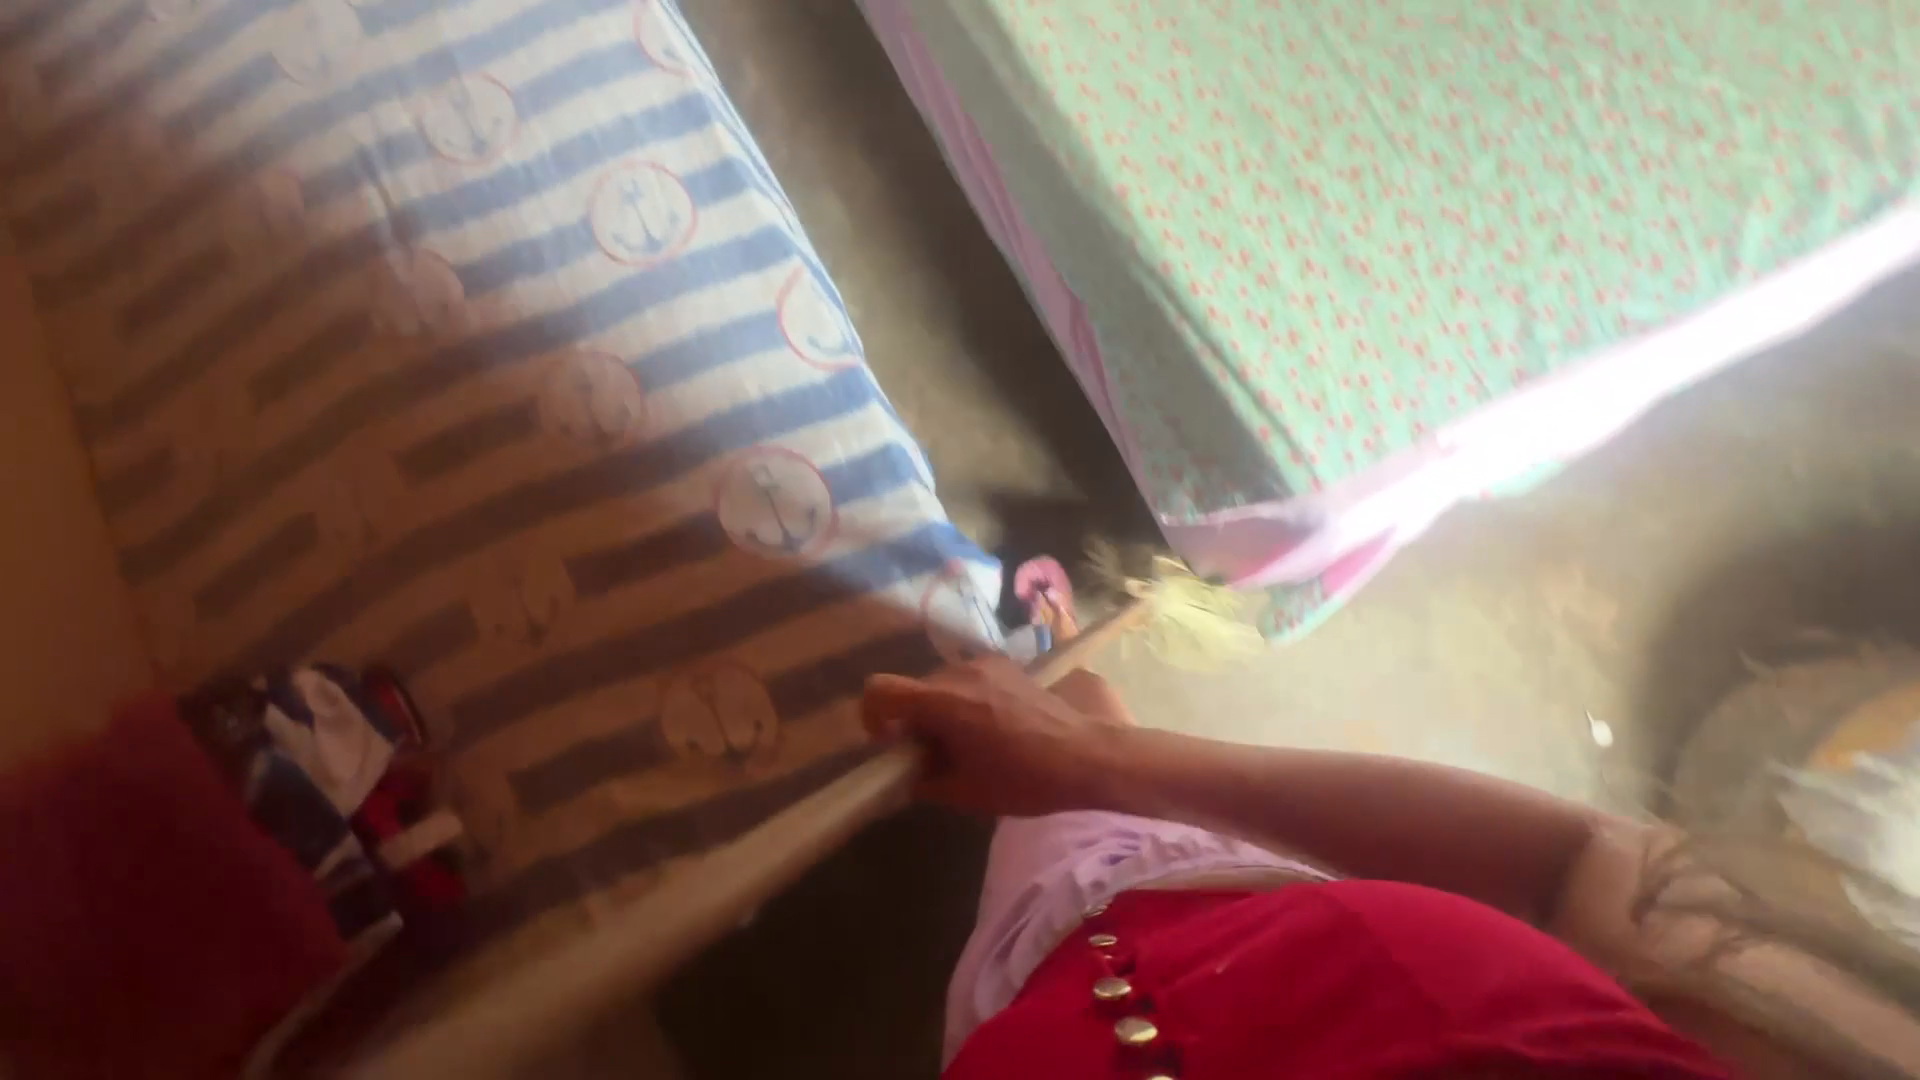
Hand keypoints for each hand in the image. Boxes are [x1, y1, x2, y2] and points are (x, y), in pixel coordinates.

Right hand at [861, 656, 1129, 816]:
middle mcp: (960, 673)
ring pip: (940, 684)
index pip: (880, 690)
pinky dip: (963, 701)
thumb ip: (925, 780)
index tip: (889, 745)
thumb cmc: (1025, 779)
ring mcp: (986, 665)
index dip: (872, 717)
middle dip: (912, 721)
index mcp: (945, 702)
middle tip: (931, 757)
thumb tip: (906, 774)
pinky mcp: (1006, 666)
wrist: (1086, 756)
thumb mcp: (966, 792)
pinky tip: (990, 729)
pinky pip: (966, 680)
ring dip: (939, 711)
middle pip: (912, 690)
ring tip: (966, 745)